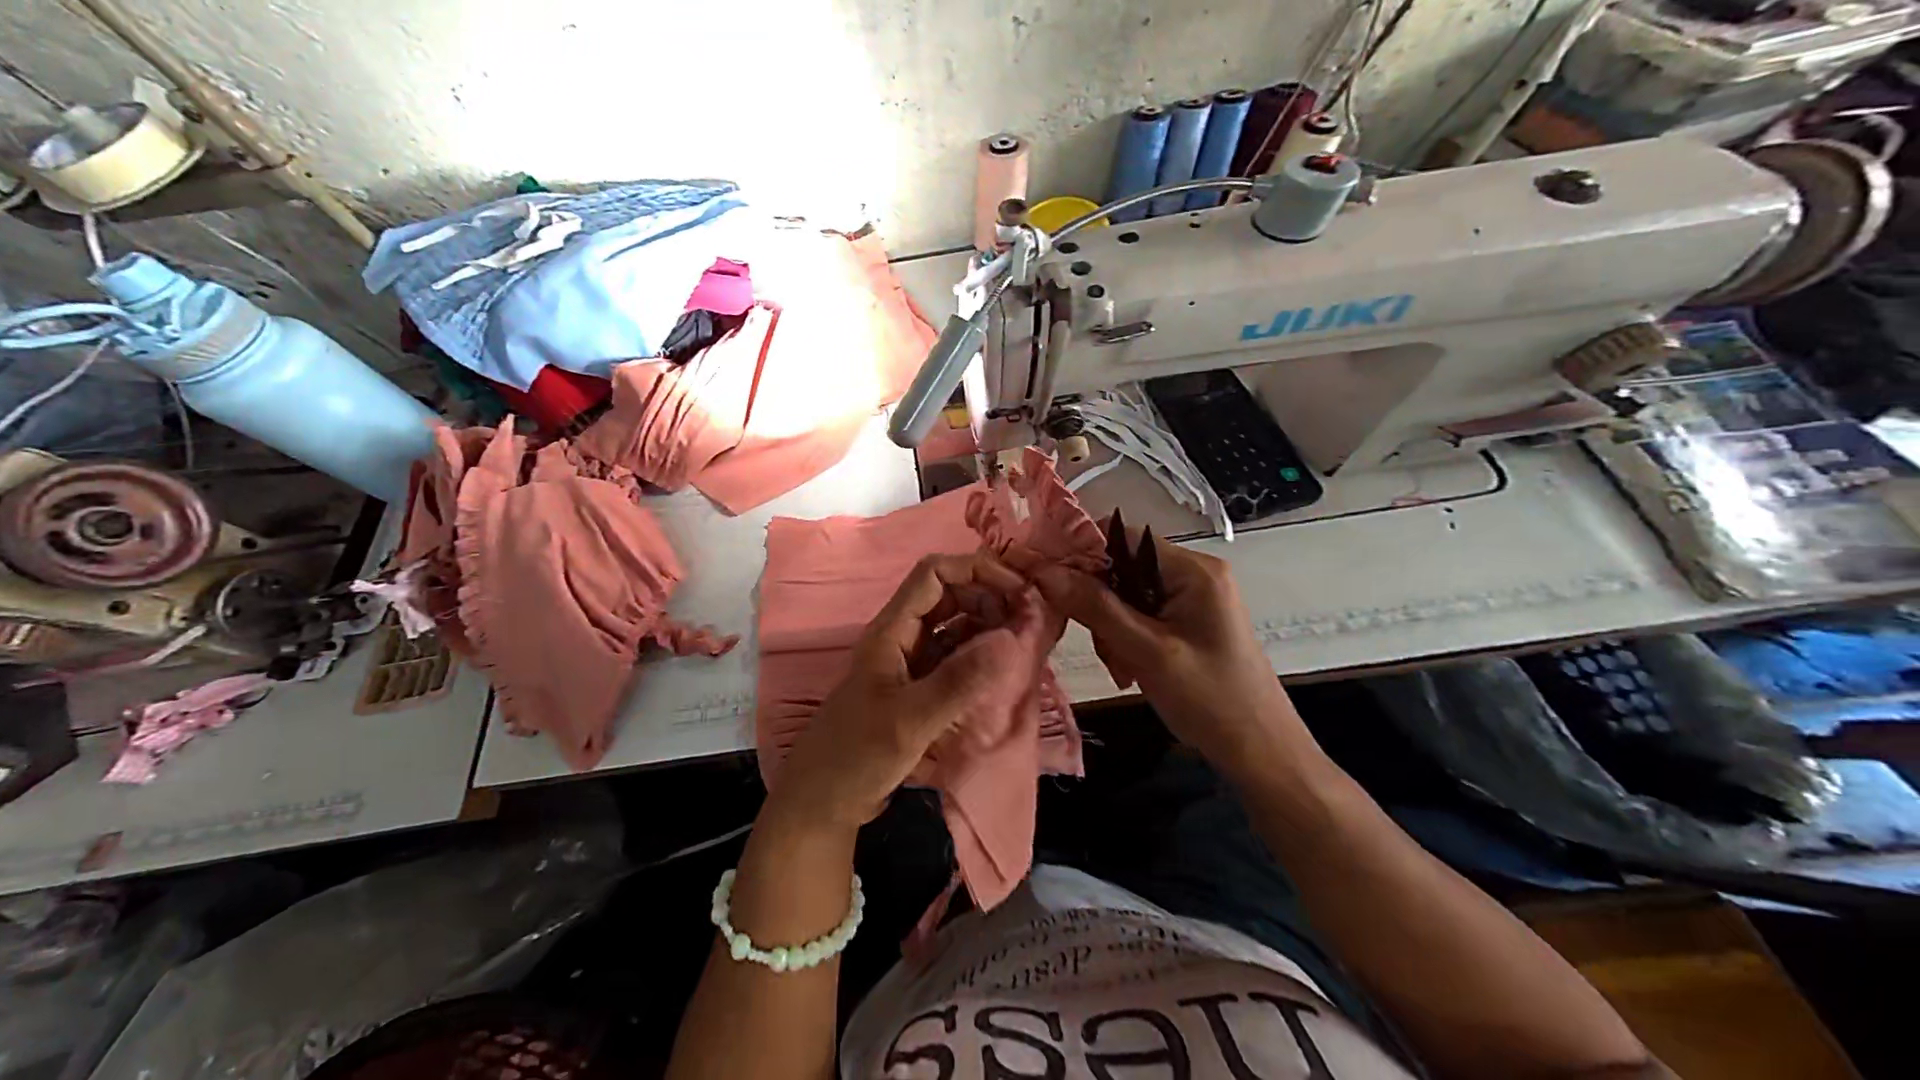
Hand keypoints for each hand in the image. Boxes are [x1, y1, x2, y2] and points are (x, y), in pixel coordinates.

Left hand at [772, 552, 1059, 830]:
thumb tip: (1010, 639)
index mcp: (892, 630)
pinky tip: (1004, 668)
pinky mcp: (918, 690)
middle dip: (989, 597)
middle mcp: (902, 638)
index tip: (1019, 592)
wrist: (823, 801)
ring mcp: (910, 664)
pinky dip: (980, 656)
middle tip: (1029, 620)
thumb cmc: (858, 755)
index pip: (935, 574)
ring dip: (988, 626)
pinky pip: (955, 658)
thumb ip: (960, 680)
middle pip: (949, 596)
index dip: (977, 571)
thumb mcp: (910, 719)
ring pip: (954, 627)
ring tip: (1025, 640)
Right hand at [1035, 533, 1304, 767]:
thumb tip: (1043, 570)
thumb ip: (1095, 608)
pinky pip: (1141, 616)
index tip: (1047, 581)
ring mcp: (1192, 599)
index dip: (1082, 554)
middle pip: (1122, 568)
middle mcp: (1194, 574)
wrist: (1261, 752)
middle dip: (1099, 604)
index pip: (1123, 537)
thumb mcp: (1147, 652)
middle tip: (1099, 646)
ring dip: (1111, 628)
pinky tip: (1130, 670)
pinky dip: (1126, 639)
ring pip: (1127, 596)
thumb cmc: (1210, 699)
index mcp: (1193, 570)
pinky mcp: (1188, 622)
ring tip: (1122, 668)